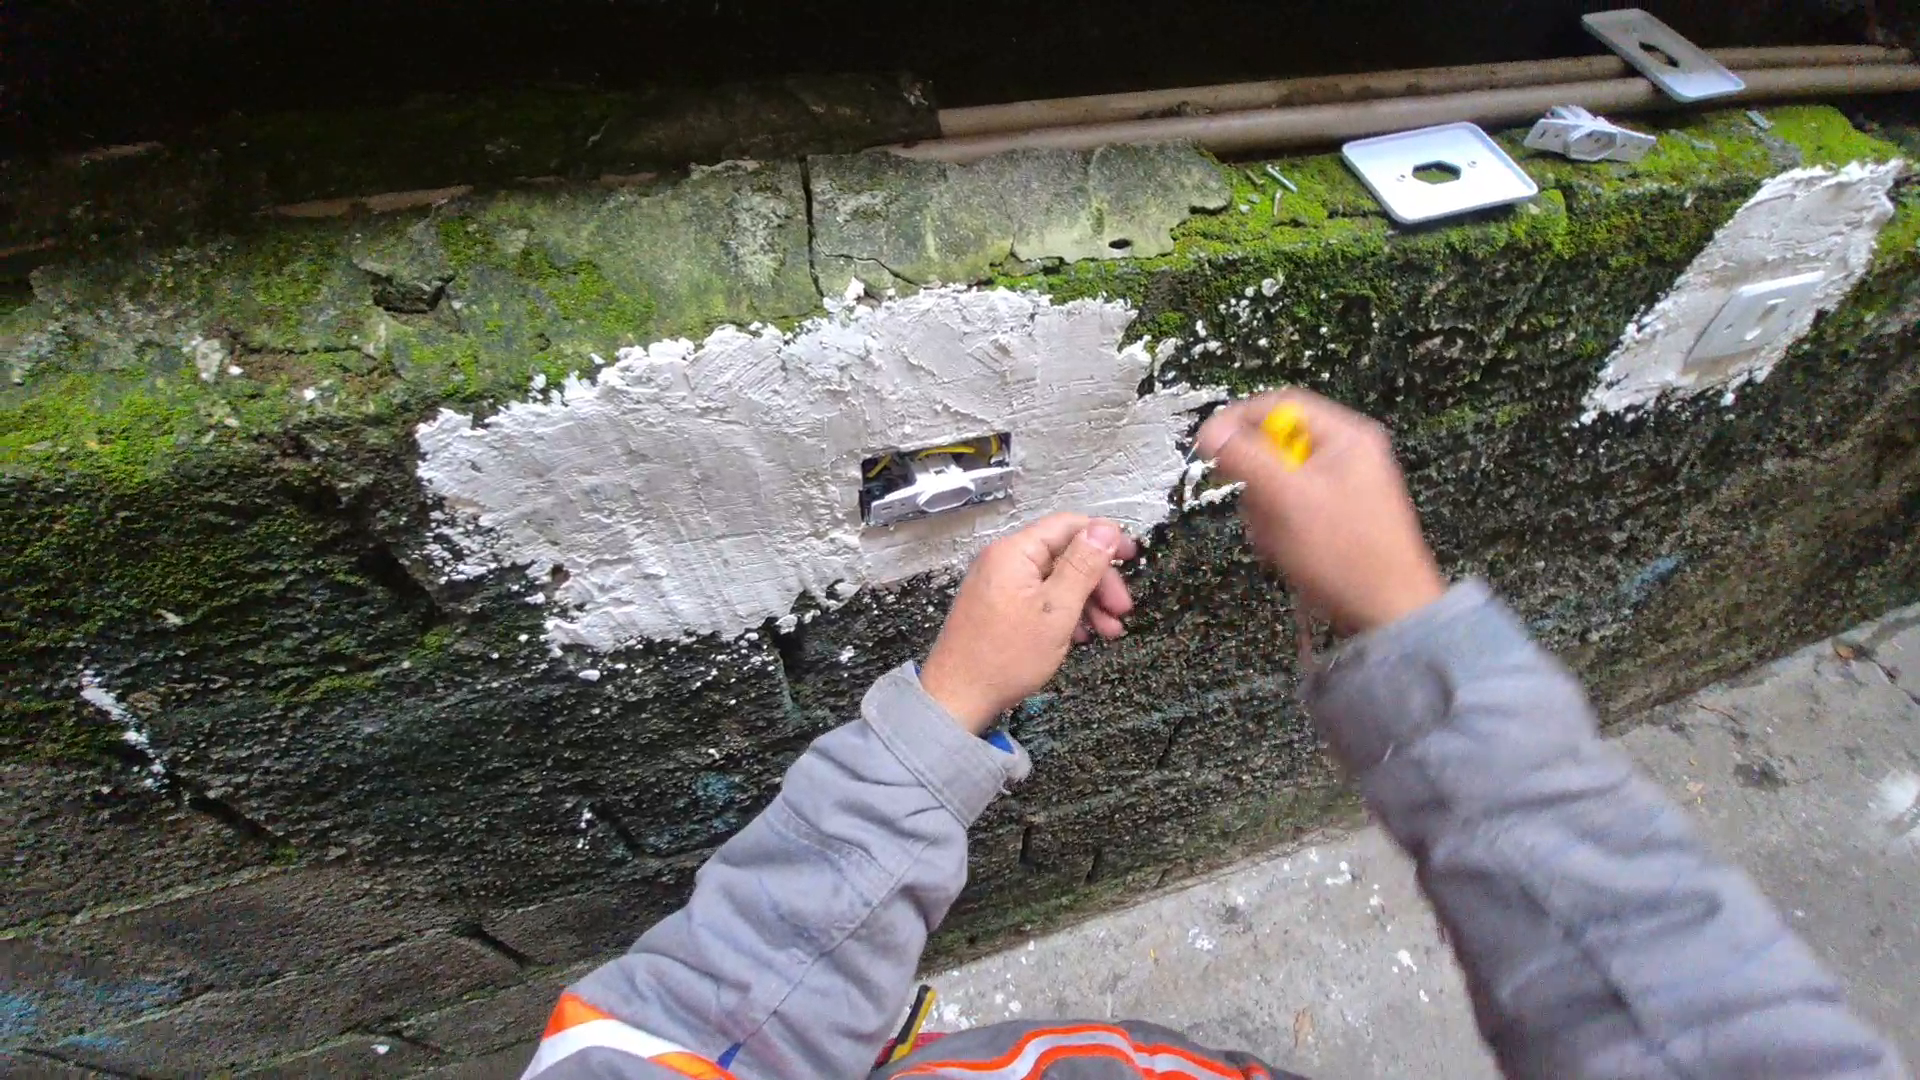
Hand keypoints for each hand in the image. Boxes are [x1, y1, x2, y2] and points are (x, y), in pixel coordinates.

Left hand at [919, 514, 1138, 732]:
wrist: (957, 698)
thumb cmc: (1003, 657)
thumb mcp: (1056, 609)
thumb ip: (1082, 566)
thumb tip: (1104, 528)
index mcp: (1014, 552)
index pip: (1068, 525)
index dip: (1104, 538)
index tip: (1131, 557)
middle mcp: (1003, 561)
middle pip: (1063, 554)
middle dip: (1098, 580)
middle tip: (1122, 609)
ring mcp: (998, 584)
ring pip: (1054, 579)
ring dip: (1085, 601)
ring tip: (1108, 631)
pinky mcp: (998, 606)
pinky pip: (1038, 597)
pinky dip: (1062, 612)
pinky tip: (1078, 636)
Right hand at [1195, 389, 1444, 634]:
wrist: (1384, 611)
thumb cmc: (1344, 554)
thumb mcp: (1286, 497)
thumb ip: (1245, 457)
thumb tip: (1211, 430)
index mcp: (1345, 437)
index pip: (1278, 406)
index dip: (1237, 421)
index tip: (1209, 447)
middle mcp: (1344, 455)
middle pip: (1272, 446)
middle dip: (1254, 480)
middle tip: (1258, 505)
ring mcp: (1338, 486)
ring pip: (1273, 480)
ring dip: (1263, 508)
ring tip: (1278, 536)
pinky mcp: (1331, 515)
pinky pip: (1284, 507)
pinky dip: (1275, 526)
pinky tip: (1287, 548)